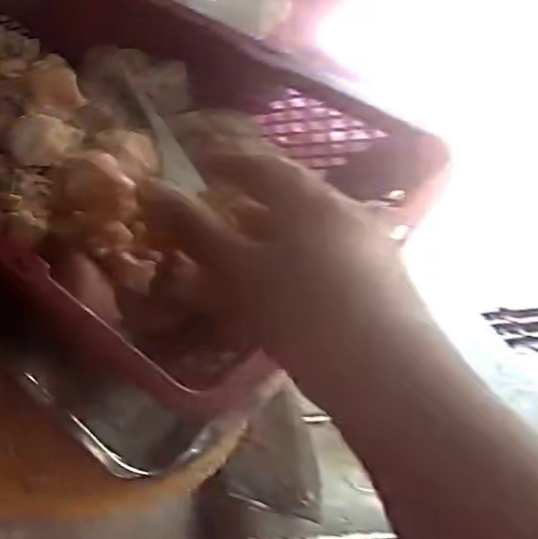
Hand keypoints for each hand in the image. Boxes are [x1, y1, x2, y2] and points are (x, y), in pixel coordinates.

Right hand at [141, 151, 438, 399]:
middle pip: (290, 190)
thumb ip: (192, 223)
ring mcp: (368, 245)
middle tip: (206, 199)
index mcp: (312, 202)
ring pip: (305, 220)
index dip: (223, 160)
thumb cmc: (300, 309)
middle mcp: (346, 213)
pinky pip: (320, 244)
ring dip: (265, 221)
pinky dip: (285, 244)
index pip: (262, 164)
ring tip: (228, 237)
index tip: (191, 163)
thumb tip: (149, 186)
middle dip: (246, 191)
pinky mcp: (377, 276)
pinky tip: (265, 268)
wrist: (388, 378)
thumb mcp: (234, 265)